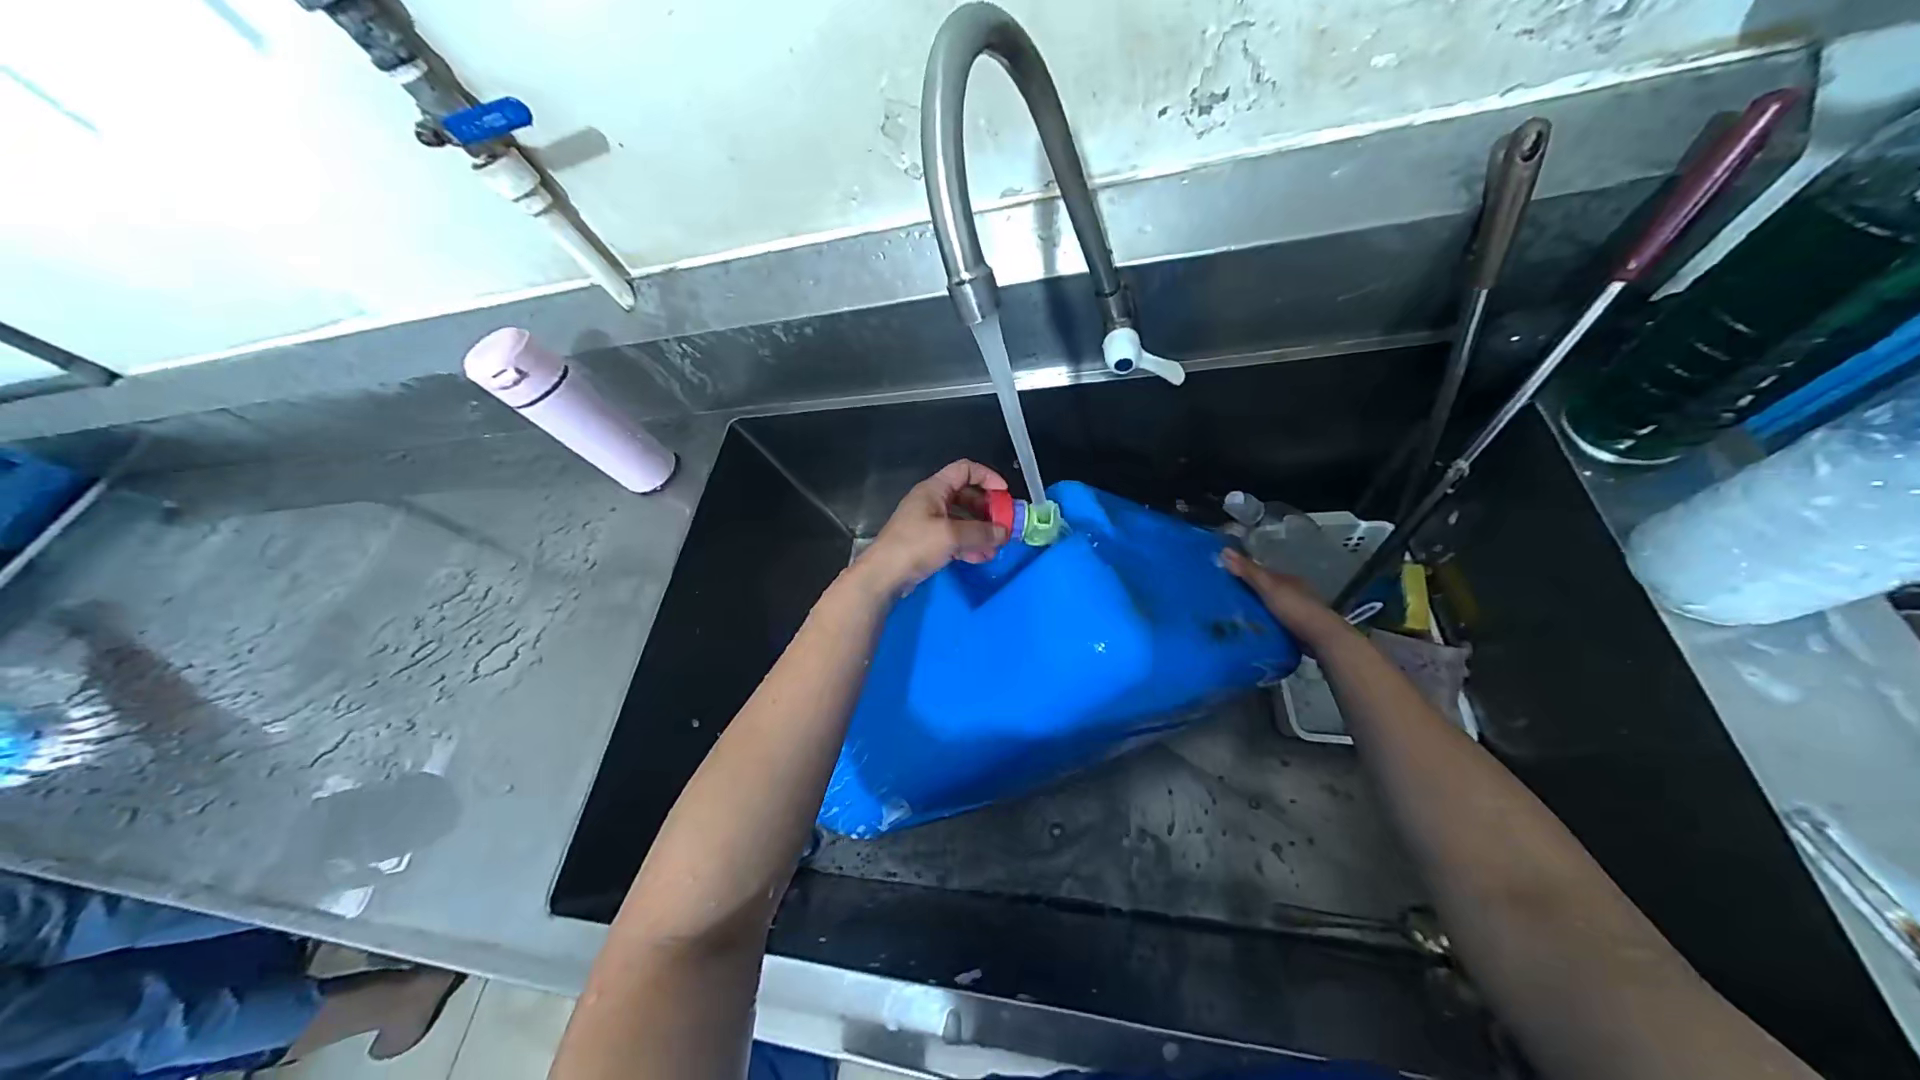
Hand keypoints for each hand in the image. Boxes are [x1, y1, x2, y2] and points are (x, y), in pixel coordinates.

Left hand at [851, 460, 1010, 596]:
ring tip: (996, 546)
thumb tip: (1004, 532)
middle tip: (1003, 524)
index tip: (1004, 493)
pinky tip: (981, 557)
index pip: (965, 470)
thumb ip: (981, 532)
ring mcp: (929, 523)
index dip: (987, 477)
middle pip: (967, 496)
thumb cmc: (914, 546)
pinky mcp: (928, 543)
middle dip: (988, 510)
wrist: (883, 576)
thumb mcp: (951, 535)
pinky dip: (969, 544)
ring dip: (980, 531)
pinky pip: (954, 538)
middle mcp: (932, 502)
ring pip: (962, 520)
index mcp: (934, 489)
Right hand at [1222, 548, 1351, 646]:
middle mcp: (1294, 593)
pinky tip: (1251, 630)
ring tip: (1232, 617)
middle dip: (1249, 594)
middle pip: (1266, 590)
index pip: (1262, 573)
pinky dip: (1263, 624)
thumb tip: (1224, 550)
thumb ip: (1248, 571)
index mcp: (1288, 580)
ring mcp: (1297, 612)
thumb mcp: (1268, 587)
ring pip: (1270, 607)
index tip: (1224, 579)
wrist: (1321, 638)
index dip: (1244, 573)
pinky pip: (1274, 623)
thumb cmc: (1295, 608)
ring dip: (1256, 611)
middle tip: (1224, 600)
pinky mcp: (1297, 629)